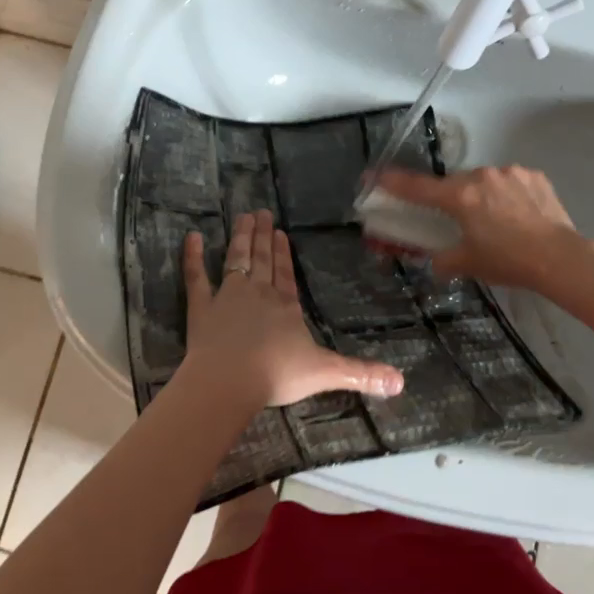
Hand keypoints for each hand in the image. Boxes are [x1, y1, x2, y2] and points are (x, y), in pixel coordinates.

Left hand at [182, 210, 404, 407]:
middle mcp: (258, 293)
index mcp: (285, 306)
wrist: (229, 380)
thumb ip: (360, 374)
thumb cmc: (276, 374)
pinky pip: (195, 277)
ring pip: (236, 260)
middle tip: (260, 212)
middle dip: (262, 236)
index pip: (285, 274)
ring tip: (242, 217)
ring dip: (240, 238)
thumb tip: (401, 382)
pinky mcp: (201, 308)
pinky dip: (192, 257)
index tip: (280, 232)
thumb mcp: (325, 373)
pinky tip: (191, 238)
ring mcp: (228, 297)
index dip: (283, 254)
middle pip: (261, 259)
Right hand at [376, 166, 586, 289]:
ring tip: (494, 221)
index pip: (417, 187)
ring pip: (483, 180)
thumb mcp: (469, 264)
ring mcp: (509, 173)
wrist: (560, 258)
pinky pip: (510, 181)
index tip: (374, 177)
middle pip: (454, 184)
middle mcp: (481, 176)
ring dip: (481, 196)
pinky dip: (507, 194)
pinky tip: (517, 215)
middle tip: (457, 220)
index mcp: (460, 196)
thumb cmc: (508, 261)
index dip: (392, 183)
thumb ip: (443, 259)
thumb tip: (434, 261)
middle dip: (450, 199)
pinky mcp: (533, 176)